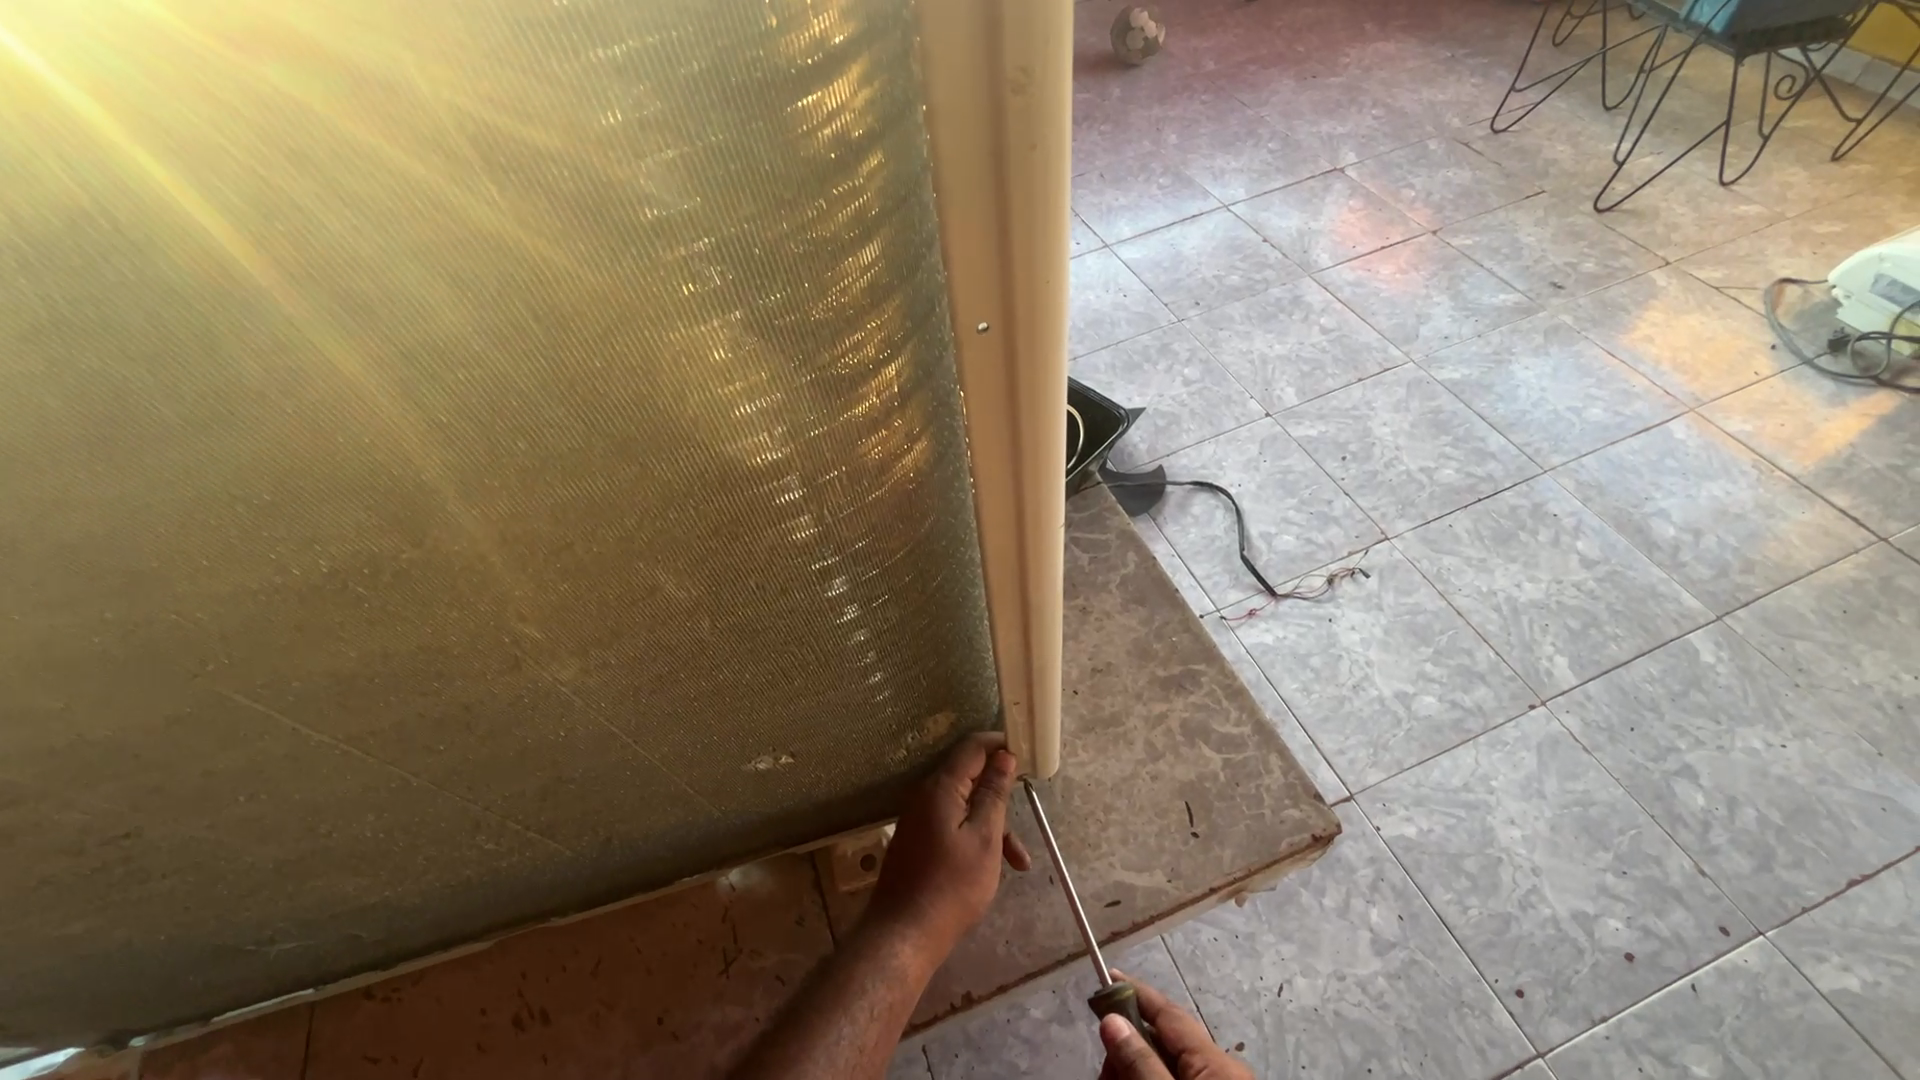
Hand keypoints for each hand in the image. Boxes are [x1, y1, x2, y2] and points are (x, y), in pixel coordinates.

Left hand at [866, 732, 1032, 954]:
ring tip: (1018, 861)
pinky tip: (993, 868)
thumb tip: (1003, 756)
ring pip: (964, 807)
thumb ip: (994, 794)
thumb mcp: (984, 838)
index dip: (1000, 745)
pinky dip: (975, 838)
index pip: (971, 747)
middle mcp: (925, 796)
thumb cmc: (951, 886)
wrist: (904, 934)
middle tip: (1026, 813)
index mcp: (940, 788)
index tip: (1026, 754)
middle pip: (969, 778)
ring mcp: (919, 819)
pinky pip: (952, 825)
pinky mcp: (918, 840)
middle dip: (1001, 795)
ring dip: (993, 825)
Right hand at [1097, 973, 1250, 1079]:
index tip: (1108, 975)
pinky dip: (1151, 1077)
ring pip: (1167, 1063)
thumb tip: (1111, 1020)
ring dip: (1136, 1067)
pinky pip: (1176, 1079)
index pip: (1169, 1012)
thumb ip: (1141, 1062)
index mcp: (1216, 1061)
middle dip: (1129, 1045)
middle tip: (1104, 1067)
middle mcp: (1221, 1068)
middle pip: (1165, 1040)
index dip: (1137, 992)